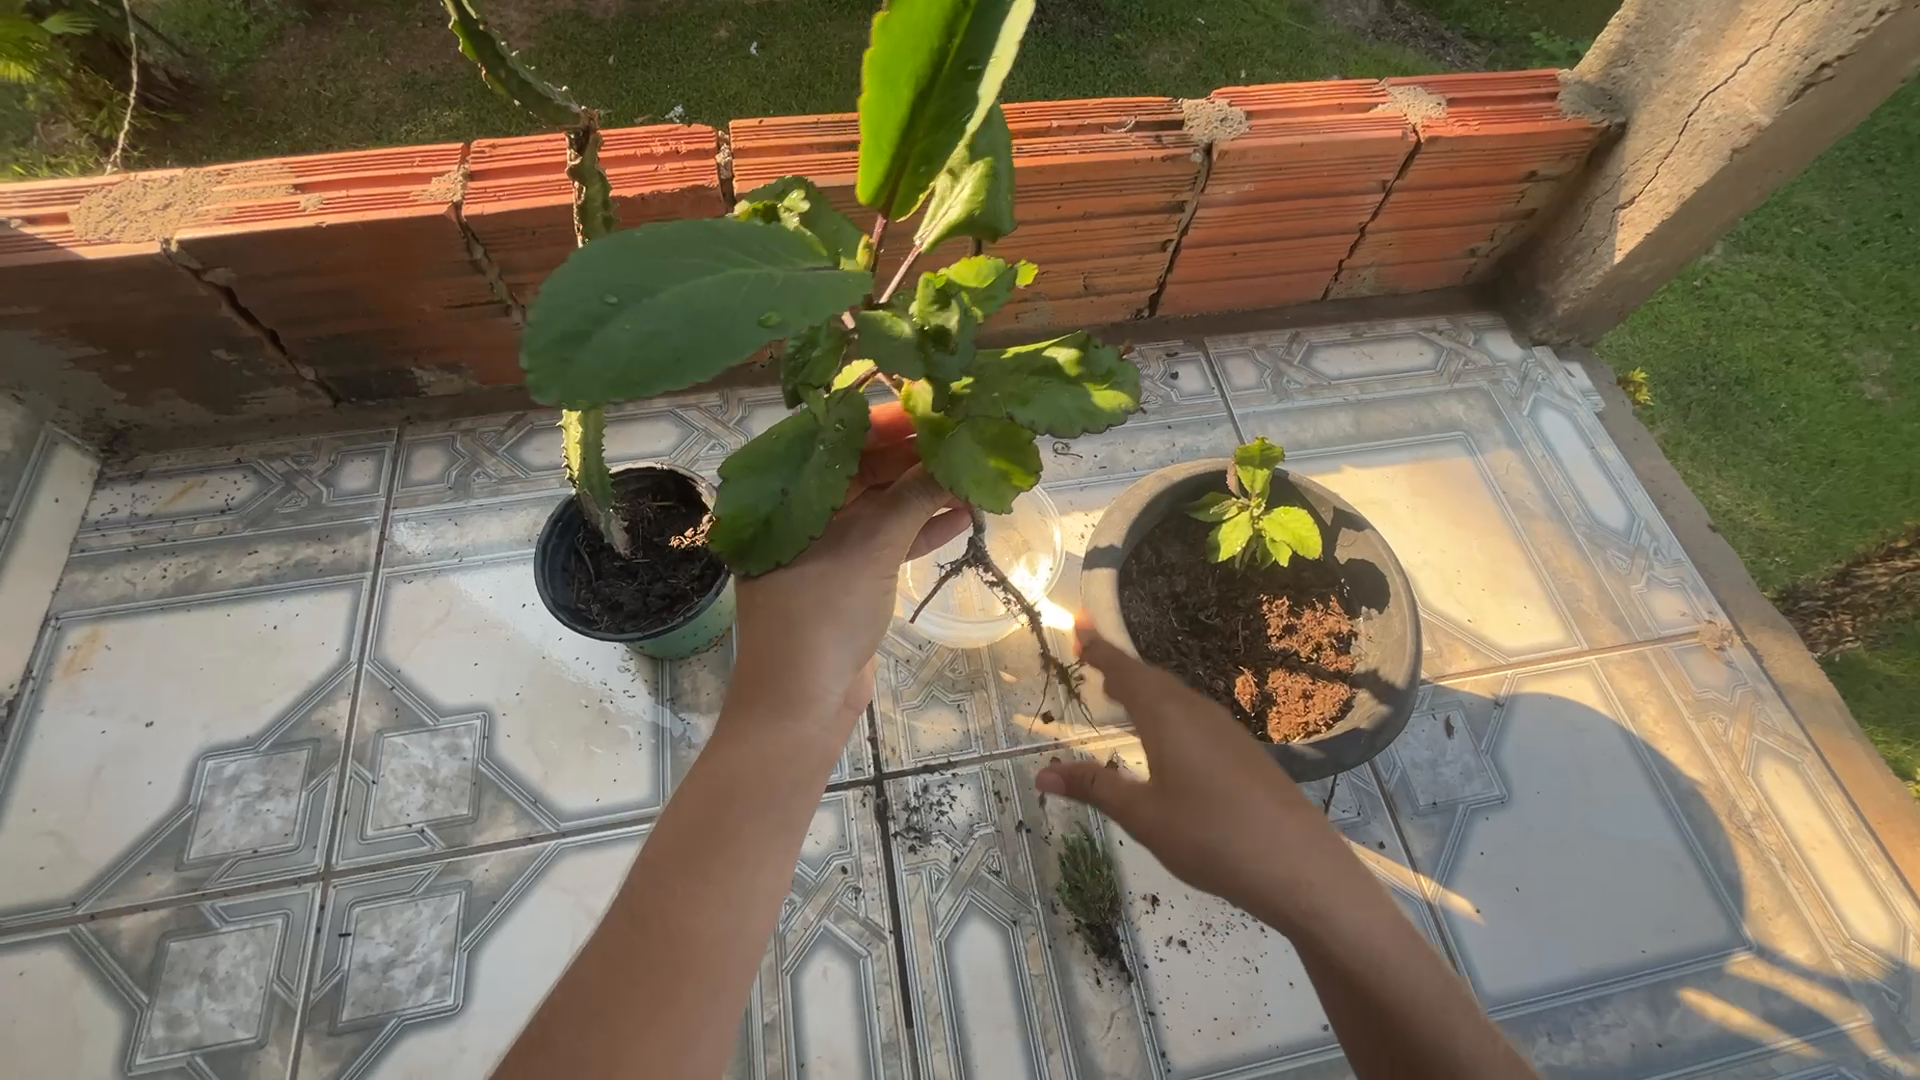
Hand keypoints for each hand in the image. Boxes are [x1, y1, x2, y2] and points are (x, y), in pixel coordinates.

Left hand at [729, 402, 968, 726]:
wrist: (803, 704)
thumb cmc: (822, 614)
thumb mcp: (869, 548)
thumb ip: (912, 498)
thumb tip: (953, 457)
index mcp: (783, 497)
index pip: (835, 441)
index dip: (885, 422)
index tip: (933, 408)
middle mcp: (800, 515)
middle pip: (863, 473)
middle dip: (914, 459)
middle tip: (963, 440)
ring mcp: (825, 549)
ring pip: (880, 509)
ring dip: (924, 495)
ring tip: (972, 475)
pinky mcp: (848, 579)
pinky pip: (886, 543)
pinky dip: (920, 531)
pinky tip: (962, 515)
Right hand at [1036, 616, 1356, 933]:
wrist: (1298, 866)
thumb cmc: (1210, 836)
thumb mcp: (1142, 815)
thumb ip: (1094, 787)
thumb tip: (1042, 775)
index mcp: (1167, 717)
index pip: (1125, 670)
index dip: (1099, 648)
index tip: (1079, 623)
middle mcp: (1197, 711)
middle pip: (1152, 678)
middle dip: (1120, 667)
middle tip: (1092, 661)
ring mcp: (1227, 730)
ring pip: (1177, 697)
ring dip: (1146, 690)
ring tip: (1121, 697)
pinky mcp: (1245, 751)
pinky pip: (1196, 715)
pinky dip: (1169, 712)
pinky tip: (1168, 740)